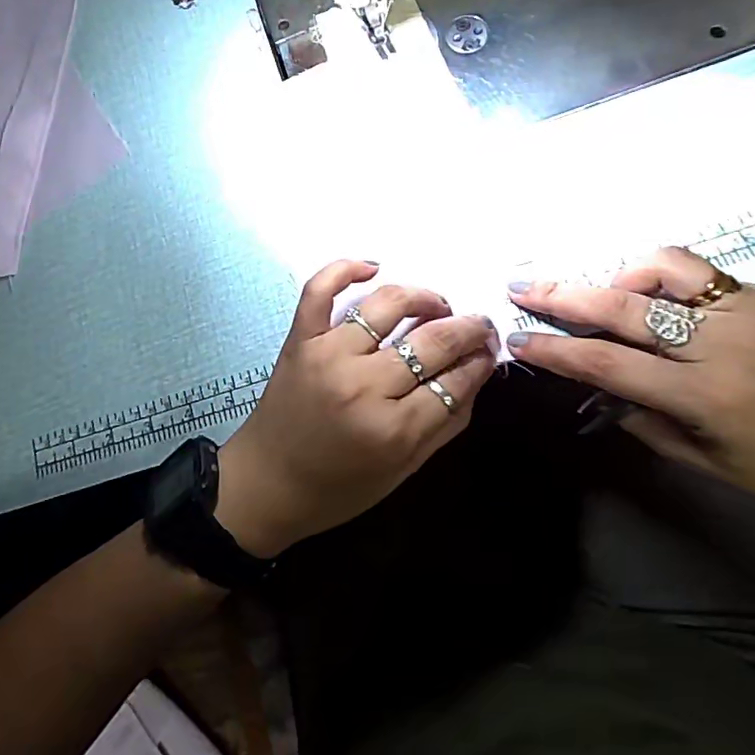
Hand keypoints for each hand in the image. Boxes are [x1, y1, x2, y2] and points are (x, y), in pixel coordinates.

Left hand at [213, 260, 497, 557]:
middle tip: (479, 325)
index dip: (481, 361)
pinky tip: (372, 267)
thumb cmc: (339, 487)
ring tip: (437, 304)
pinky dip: (345, 269)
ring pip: (388, 305)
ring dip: (424, 298)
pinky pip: (320, 289)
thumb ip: (447, 423)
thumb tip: (479, 375)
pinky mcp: (300, 339)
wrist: (265, 485)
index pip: (456, 380)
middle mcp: (363, 386)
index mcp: (393, 430)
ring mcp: (329, 355)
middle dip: (469, 329)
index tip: (489, 350)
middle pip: (433, 341)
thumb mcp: (404, 469)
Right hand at [506, 247, 754, 561]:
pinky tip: (667, 306)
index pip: (610, 364)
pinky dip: (671, 287)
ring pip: (667, 267)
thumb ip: (643, 417)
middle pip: (627, 306)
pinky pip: (707, 278)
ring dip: (622, 276)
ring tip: (604, 292)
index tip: (518, 337)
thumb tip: (599, 382)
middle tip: (526, 285)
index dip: (556, 350)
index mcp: (709, 398)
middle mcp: (729, 344)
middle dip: (566, 295)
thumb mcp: (704, 461)